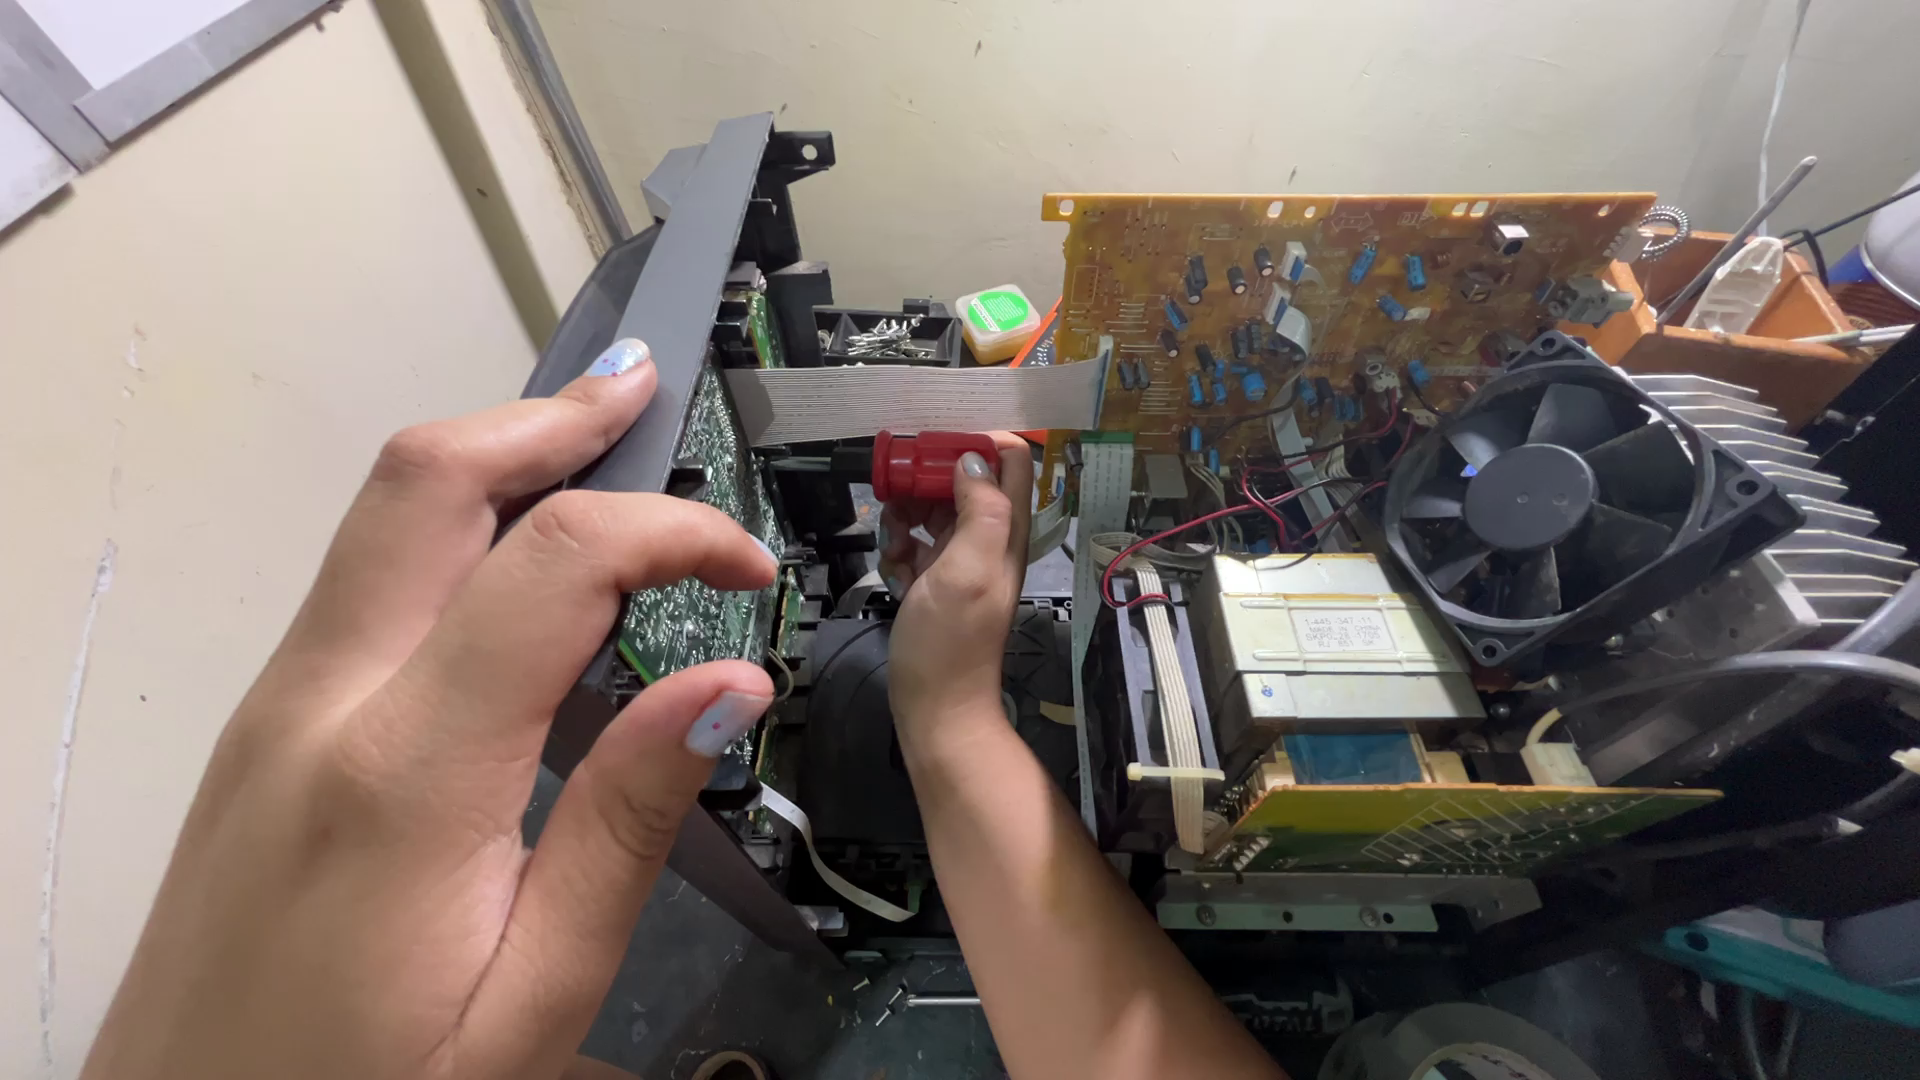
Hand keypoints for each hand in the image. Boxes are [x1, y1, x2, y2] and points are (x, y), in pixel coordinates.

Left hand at [84, 340, 776, 1079]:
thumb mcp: (537, 992)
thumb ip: (632, 820)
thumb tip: (734, 682)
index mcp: (410, 766)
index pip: (557, 563)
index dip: (671, 533)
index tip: (749, 569)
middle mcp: (324, 698)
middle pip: (430, 484)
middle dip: (551, 416)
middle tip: (644, 389)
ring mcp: (282, 700)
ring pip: (396, 513)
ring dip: (510, 453)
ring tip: (607, 437)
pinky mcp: (276, 720)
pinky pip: (382, 570)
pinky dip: (474, 518)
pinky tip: (538, 545)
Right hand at [876, 433, 1032, 732]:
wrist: (934, 705)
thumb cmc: (950, 640)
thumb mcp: (969, 568)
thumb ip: (980, 510)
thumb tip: (972, 458)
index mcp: (1007, 530)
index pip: (1011, 460)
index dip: (977, 442)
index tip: (934, 446)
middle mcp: (988, 538)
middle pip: (964, 480)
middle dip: (926, 481)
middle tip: (900, 500)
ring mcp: (960, 558)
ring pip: (933, 509)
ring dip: (906, 516)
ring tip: (895, 544)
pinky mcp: (935, 578)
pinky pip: (916, 542)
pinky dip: (900, 547)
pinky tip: (893, 570)